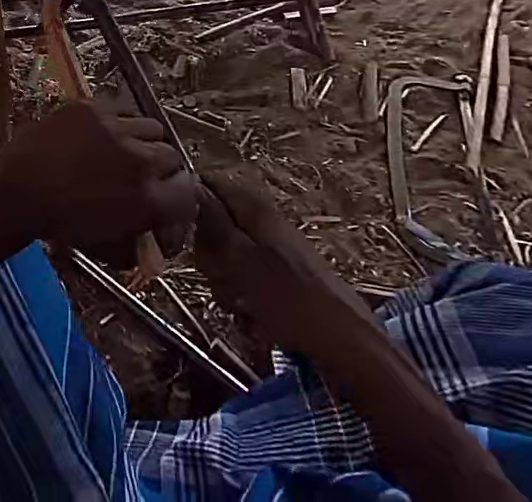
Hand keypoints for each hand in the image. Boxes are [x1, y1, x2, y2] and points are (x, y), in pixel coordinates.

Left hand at [0, 101, 194, 251]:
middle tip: (140, 177)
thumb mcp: (110, 244)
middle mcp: (140, 159)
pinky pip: (122, 108)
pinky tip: (104, 133)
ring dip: (143, 142)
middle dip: (160, 171)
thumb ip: (143, 236)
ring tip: (122, 151)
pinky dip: (120, 122)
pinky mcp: (91, 108)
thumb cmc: (58, 225)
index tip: (165, 202)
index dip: (177, 198)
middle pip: (172, 157)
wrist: (15, 193)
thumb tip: (158, 232)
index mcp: (149, 199)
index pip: (189, 192)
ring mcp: (115, 128)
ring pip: (151, 128)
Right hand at [193, 173, 376, 361]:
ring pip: (227, 250)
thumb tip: (191, 184)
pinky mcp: (282, 274)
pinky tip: (248, 310)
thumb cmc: (290, 300)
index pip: (210, 183)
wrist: (348, 347)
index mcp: (255, 209)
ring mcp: (275, 248)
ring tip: (234, 296)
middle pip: (215, 219)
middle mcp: (265, 221)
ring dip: (222, 273)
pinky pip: (245, 273)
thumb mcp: (241, 258)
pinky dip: (240, 290)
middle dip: (207, 246)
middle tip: (214, 268)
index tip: (183, 226)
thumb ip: (214, 220)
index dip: (191, 201)